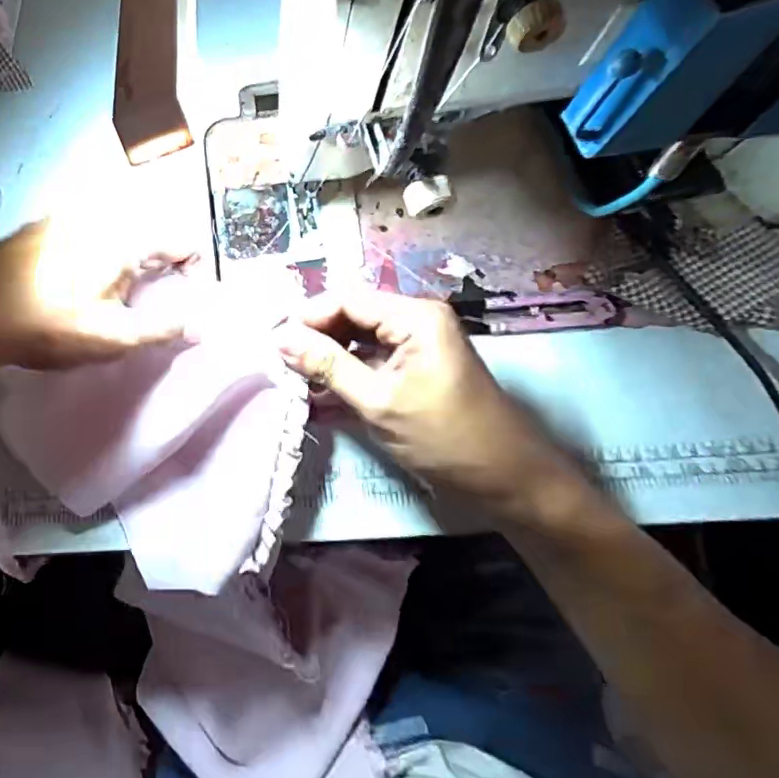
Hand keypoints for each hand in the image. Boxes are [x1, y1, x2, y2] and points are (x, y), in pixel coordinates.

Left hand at [0, 217, 198, 399]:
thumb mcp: (111, 337)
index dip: (193, 269)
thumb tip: (199, 327)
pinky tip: (74, 284)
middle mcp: (96, 216)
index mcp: (123, 237)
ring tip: (113, 295)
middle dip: (158, 263)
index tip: (185, 296)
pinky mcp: (35, 227)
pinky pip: (82, 233)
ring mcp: (61, 217)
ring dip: (124, 258)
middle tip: (148, 298)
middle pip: (147, 233)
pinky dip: (93, 253)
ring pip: (113, 231)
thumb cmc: (45, 326)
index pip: (180, 242)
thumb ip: (160, 330)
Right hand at [274, 289, 595, 525]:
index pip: (347, 299)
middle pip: (353, 315)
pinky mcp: (419, 365)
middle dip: (316, 338)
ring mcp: (420, 341)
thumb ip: (328, 366)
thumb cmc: (445, 439)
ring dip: (330, 357)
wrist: (507, 478)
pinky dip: (349, 373)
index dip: (306, 318)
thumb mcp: (379, 403)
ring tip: (295, 381)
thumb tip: (281, 339)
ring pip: (361, 338)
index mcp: (415, 315)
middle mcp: (418, 317)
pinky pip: (375, 358)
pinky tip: (322, 393)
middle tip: (279, 365)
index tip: (271, 344)